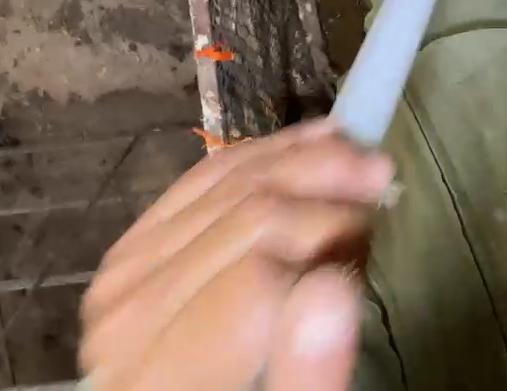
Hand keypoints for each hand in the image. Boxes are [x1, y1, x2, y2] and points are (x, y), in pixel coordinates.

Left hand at [78, 121, 393, 390]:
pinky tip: (315, 138)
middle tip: (383, 182)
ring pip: (229, 180)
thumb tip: (333, 288)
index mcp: (160, 375)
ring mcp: (124, 272)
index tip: (377, 233)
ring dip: (305, 158)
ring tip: (362, 158)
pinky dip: (267, 152)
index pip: (259, 271)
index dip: (328, 236)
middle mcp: (126, 315)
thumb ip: (306, 378)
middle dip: (327, 186)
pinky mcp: (132, 244)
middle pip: (245, 213)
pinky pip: (206, 175)